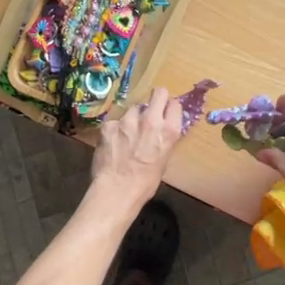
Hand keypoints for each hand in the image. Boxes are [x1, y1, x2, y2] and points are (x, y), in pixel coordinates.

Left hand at [92, 86, 184, 203]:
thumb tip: (159, 131)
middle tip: (150, 111)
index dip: (169, 108)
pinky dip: (115, 129)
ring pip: (133, 108)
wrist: (117, 191)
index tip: (165, 113)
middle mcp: (150, 120)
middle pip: (159, 93)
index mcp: (168, 131)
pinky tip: (113, 143)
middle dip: (156, 99)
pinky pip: (115, 121)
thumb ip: (163, 139)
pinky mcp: (109, 124)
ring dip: (132, 118)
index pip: (175, 104)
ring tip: (127, 134)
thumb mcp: (163, 159)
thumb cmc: (145, 183)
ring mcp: (128, 120)